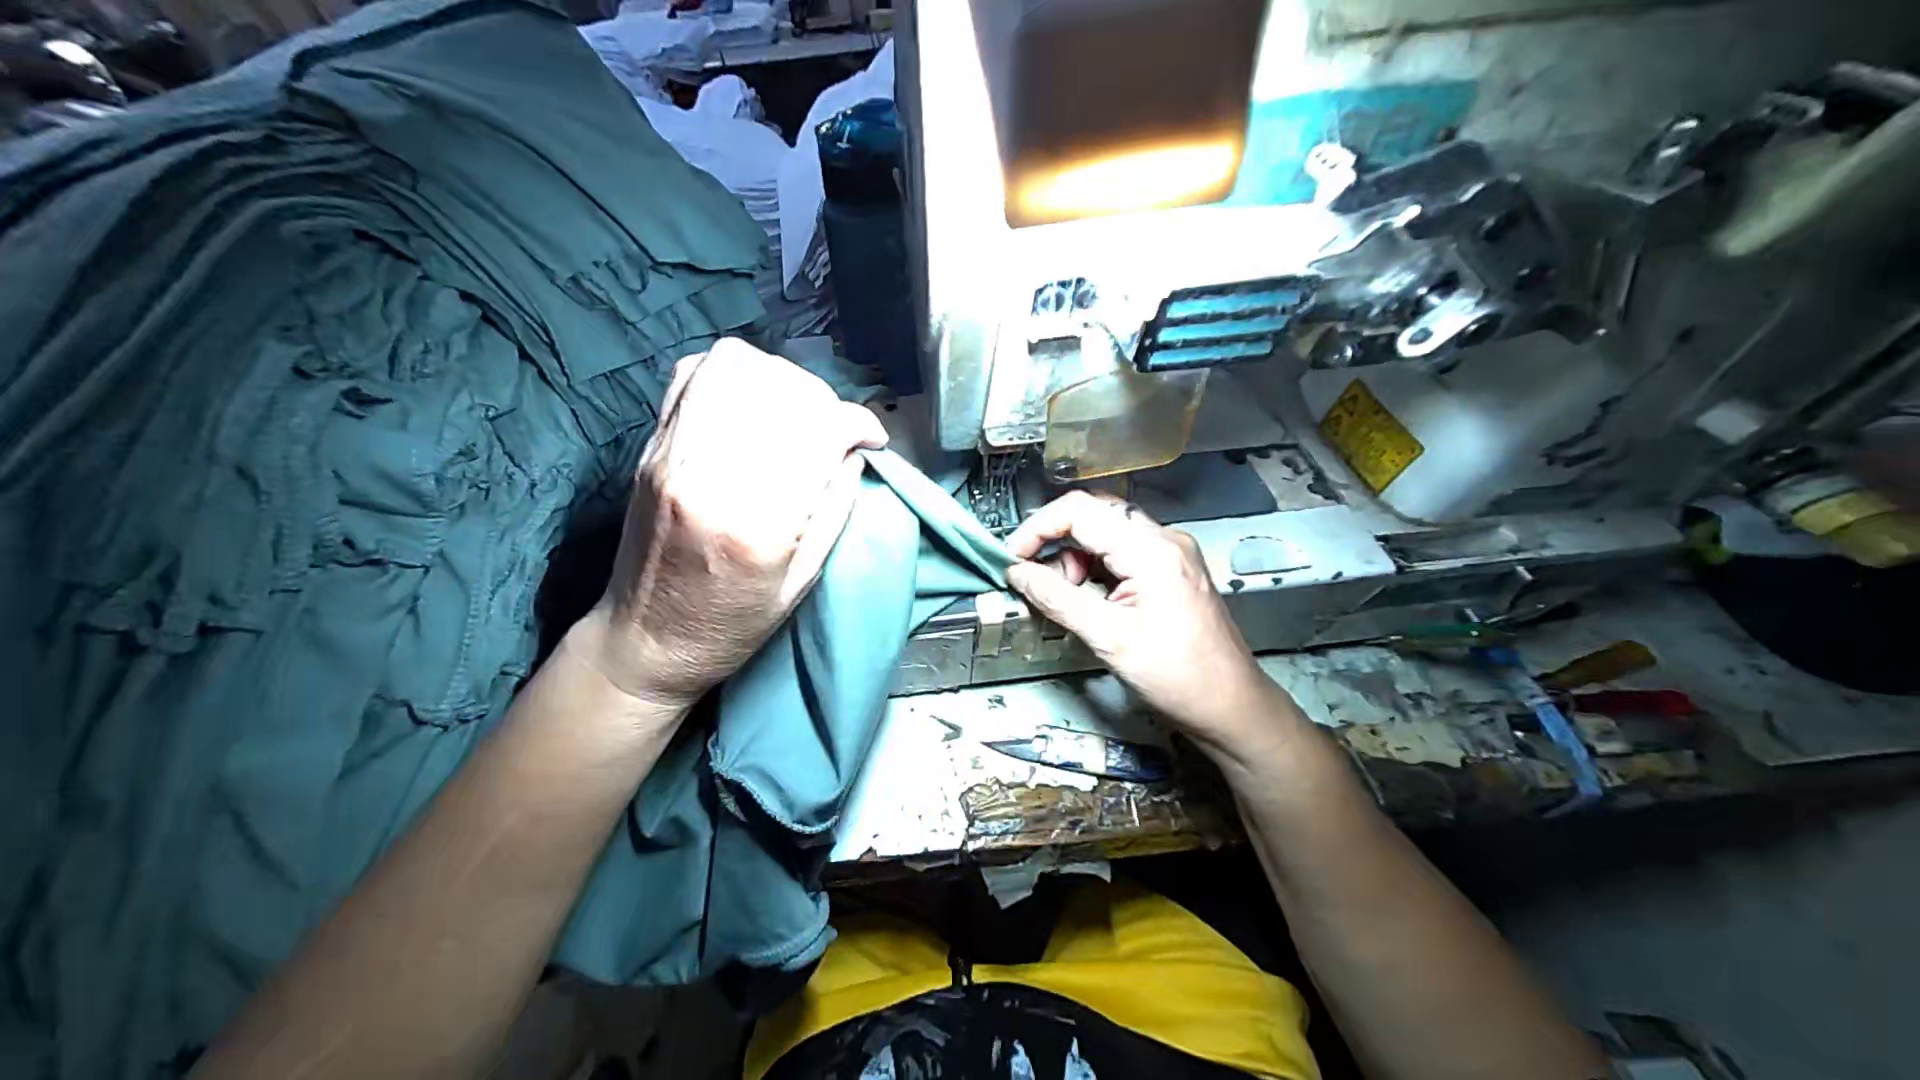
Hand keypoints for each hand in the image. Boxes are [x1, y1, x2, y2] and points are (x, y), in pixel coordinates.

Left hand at [575, 338, 887, 714]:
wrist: (643, 639)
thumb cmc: (730, 625)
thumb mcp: (800, 583)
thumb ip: (833, 511)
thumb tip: (854, 454)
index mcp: (754, 524)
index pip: (819, 433)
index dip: (858, 424)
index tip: (872, 439)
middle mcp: (709, 475)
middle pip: (782, 391)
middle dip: (825, 402)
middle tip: (834, 431)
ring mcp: (672, 454)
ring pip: (738, 368)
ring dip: (782, 379)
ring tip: (796, 411)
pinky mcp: (651, 446)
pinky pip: (694, 372)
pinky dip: (735, 371)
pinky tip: (753, 399)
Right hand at [1004, 491, 1294, 762]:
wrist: (1231, 706)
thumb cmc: (1182, 678)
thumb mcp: (1108, 639)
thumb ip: (1057, 599)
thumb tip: (1018, 574)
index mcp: (1152, 550)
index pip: (1080, 510)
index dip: (1038, 528)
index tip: (1013, 557)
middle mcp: (1164, 541)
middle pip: (1093, 516)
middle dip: (1056, 544)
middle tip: (1035, 580)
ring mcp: (1169, 554)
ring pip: (1104, 533)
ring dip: (1074, 558)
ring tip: (1067, 598)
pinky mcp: (1169, 570)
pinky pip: (1121, 553)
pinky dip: (1094, 569)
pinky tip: (1088, 600)